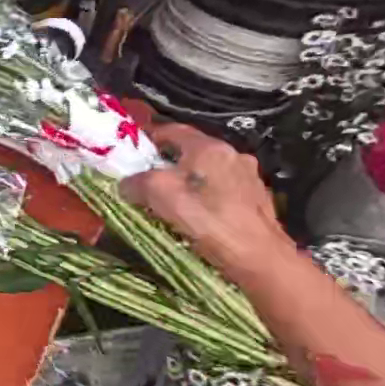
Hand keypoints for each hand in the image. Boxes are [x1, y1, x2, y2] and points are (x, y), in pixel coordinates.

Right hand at [119, 123, 295, 282]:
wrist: (256, 255)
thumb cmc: (205, 219)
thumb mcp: (158, 193)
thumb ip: (137, 181)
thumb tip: (127, 183)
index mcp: (209, 148)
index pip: (173, 130)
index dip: (148, 137)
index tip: (130, 150)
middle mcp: (233, 155)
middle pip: (190, 151)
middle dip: (165, 162)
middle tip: (144, 178)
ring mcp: (248, 176)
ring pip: (206, 170)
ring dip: (186, 180)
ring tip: (168, 199)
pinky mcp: (256, 198)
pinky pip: (221, 188)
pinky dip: (203, 195)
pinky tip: (195, 213)